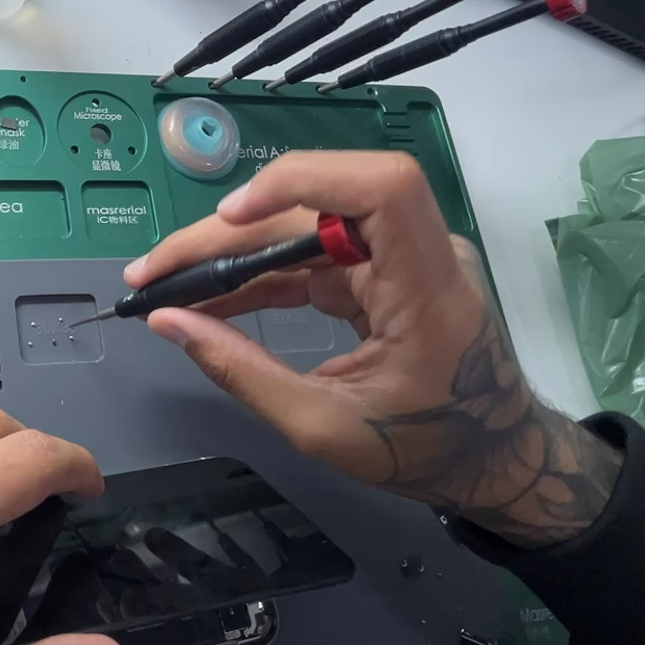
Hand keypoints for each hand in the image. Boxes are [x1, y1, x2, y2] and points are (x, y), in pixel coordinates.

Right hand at [126, 151, 620, 548]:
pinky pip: (302, 257)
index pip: (380, 188)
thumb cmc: (424, 451)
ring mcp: (394, 258)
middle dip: (222, 237)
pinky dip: (249, 274)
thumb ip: (240, 371)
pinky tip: (206, 296)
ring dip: (224, 253)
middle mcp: (415, 253)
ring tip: (165, 284)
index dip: (300, 182)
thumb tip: (166, 322)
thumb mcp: (321, 426)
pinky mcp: (375, 271)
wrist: (492, 462)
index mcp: (426, 288)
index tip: (229, 216)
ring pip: (296, 228)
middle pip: (309, 208)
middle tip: (152, 273)